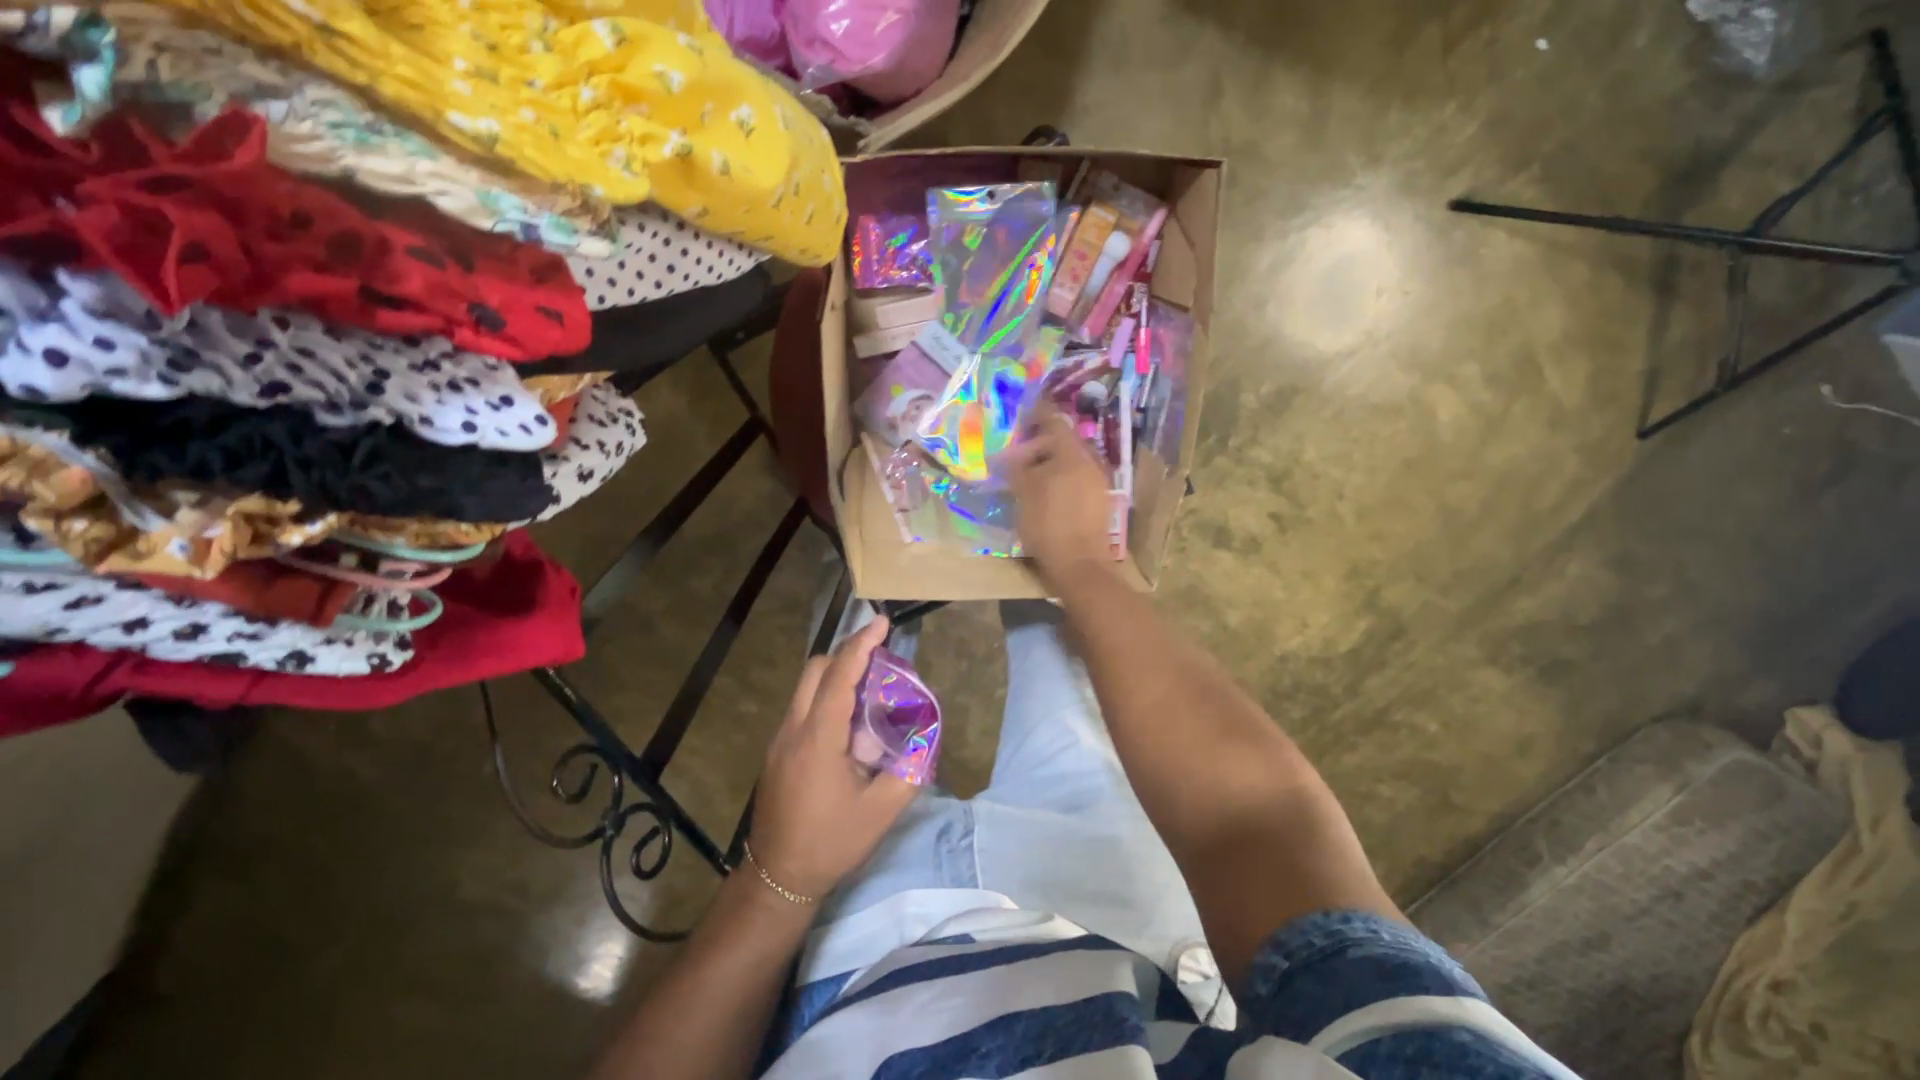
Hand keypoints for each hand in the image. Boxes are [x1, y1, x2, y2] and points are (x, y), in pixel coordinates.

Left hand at [748, 616, 918, 899]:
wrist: (778, 877)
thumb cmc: (831, 842)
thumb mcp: (881, 812)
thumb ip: (908, 772)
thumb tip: (925, 744)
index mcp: (818, 738)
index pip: (840, 675)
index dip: (862, 644)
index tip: (882, 621)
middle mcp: (793, 730)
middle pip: (816, 671)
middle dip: (847, 656)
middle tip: (882, 663)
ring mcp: (779, 741)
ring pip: (805, 690)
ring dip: (836, 680)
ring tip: (872, 699)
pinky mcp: (776, 755)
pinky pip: (802, 711)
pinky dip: (826, 703)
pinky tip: (850, 733)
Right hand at [1005, 402, 1114, 589]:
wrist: (1080, 565)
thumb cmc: (1048, 523)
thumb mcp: (1024, 491)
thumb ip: (1018, 466)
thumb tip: (1011, 455)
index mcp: (1072, 453)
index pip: (1054, 420)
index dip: (1035, 415)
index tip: (1019, 418)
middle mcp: (1091, 462)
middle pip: (1064, 442)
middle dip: (1040, 444)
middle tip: (1017, 454)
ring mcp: (1098, 483)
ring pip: (1071, 462)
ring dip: (1050, 464)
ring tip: (1028, 477)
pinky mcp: (1099, 503)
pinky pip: (1077, 480)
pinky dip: (1060, 480)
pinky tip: (1045, 495)